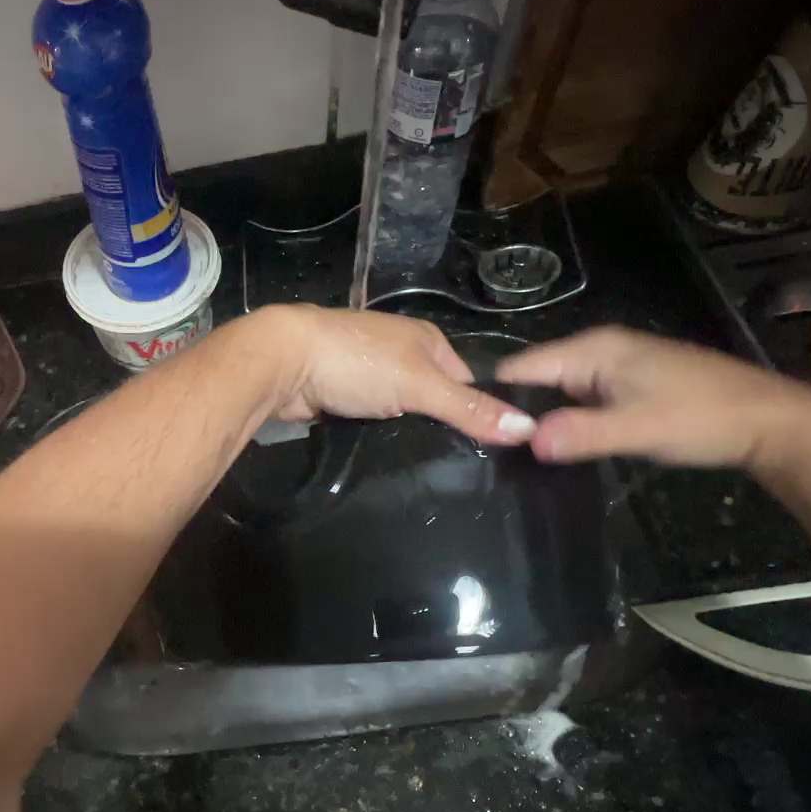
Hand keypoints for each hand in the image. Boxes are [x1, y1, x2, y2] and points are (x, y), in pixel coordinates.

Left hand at [251, 305, 535, 443]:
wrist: (281, 362)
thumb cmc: (356, 361)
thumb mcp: (420, 384)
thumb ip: (468, 408)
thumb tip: (528, 427)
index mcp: (426, 340)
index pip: (467, 380)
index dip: (478, 412)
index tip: (492, 450)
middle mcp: (398, 354)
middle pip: (433, 399)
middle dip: (441, 427)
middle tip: (459, 469)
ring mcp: (366, 376)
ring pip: (399, 414)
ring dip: (405, 436)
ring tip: (427, 472)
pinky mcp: (339, 400)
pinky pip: (370, 425)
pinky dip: (376, 439)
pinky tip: (387, 463)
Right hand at [495, 326, 810, 468]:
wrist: (774, 424)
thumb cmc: (705, 418)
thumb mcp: (639, 428)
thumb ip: (580, 432)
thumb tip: (523, 439)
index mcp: (594, 349)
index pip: (521, 366)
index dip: (496, 398)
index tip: (477, 435)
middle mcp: (597, 351)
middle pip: (534, 378)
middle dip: (514, 411)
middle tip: (492, 453)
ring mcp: (612, 368)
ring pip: (554, 392)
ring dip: (538, 420)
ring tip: (515, 455)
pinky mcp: (624, 387)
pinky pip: (576, 401)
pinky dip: (563, 421)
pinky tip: (557, 447)